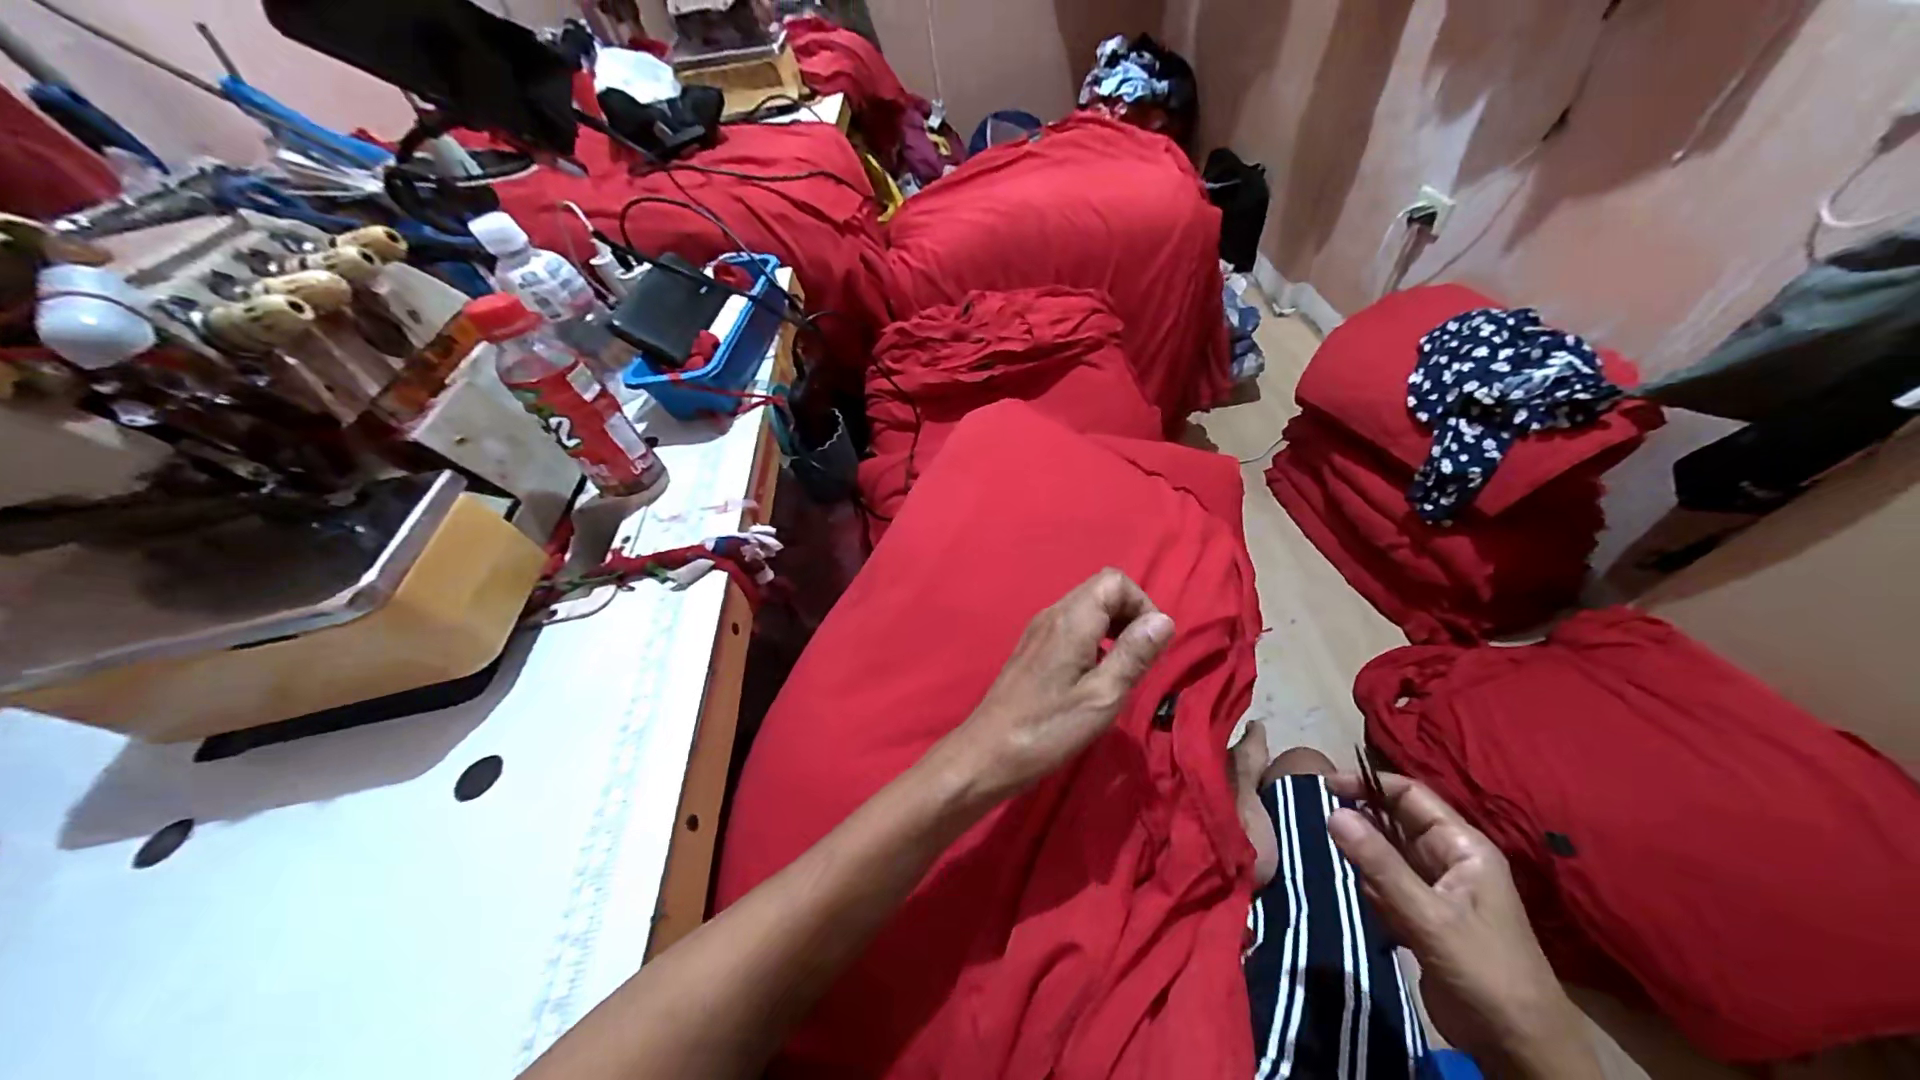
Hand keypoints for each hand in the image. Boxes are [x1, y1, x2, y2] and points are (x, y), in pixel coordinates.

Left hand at [933, 569, 1174, 803]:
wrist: (987, 753)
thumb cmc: (1047, 729)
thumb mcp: (1102, 697)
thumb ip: (1134, 655)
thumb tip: (1164, 620)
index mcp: (1070, 620)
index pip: (1115, 581)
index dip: (1142, 604)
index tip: (1152, 645)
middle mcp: (1052, 615)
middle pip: (1101, 591)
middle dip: (1130, 616)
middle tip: (1140, 659)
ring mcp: (1038, 632)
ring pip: (1086, 609)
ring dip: (1113, 629)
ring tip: (1122, 670)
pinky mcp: (1032, 650)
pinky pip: (1071, 628)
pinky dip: (1094, 641)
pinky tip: (1095, 677)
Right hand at [1326, 772, 1601, 1079]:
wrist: (1519, 1048)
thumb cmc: (1484, 971)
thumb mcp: (1428, 915)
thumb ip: (1379, 863)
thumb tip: (1333, 811)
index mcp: (1463, 848)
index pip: (1410, 796)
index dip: (1368, 784)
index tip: (1324, 786)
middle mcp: (1449, 860)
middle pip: (1394, 821)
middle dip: (1359, 818)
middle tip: (1314, 817)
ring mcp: (1435, 888)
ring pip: (1385, 853)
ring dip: (1359, 853)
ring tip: (1328, 854)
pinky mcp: (1422, 915)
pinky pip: (1384, 883)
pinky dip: (1366, 884)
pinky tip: (1355, 894)